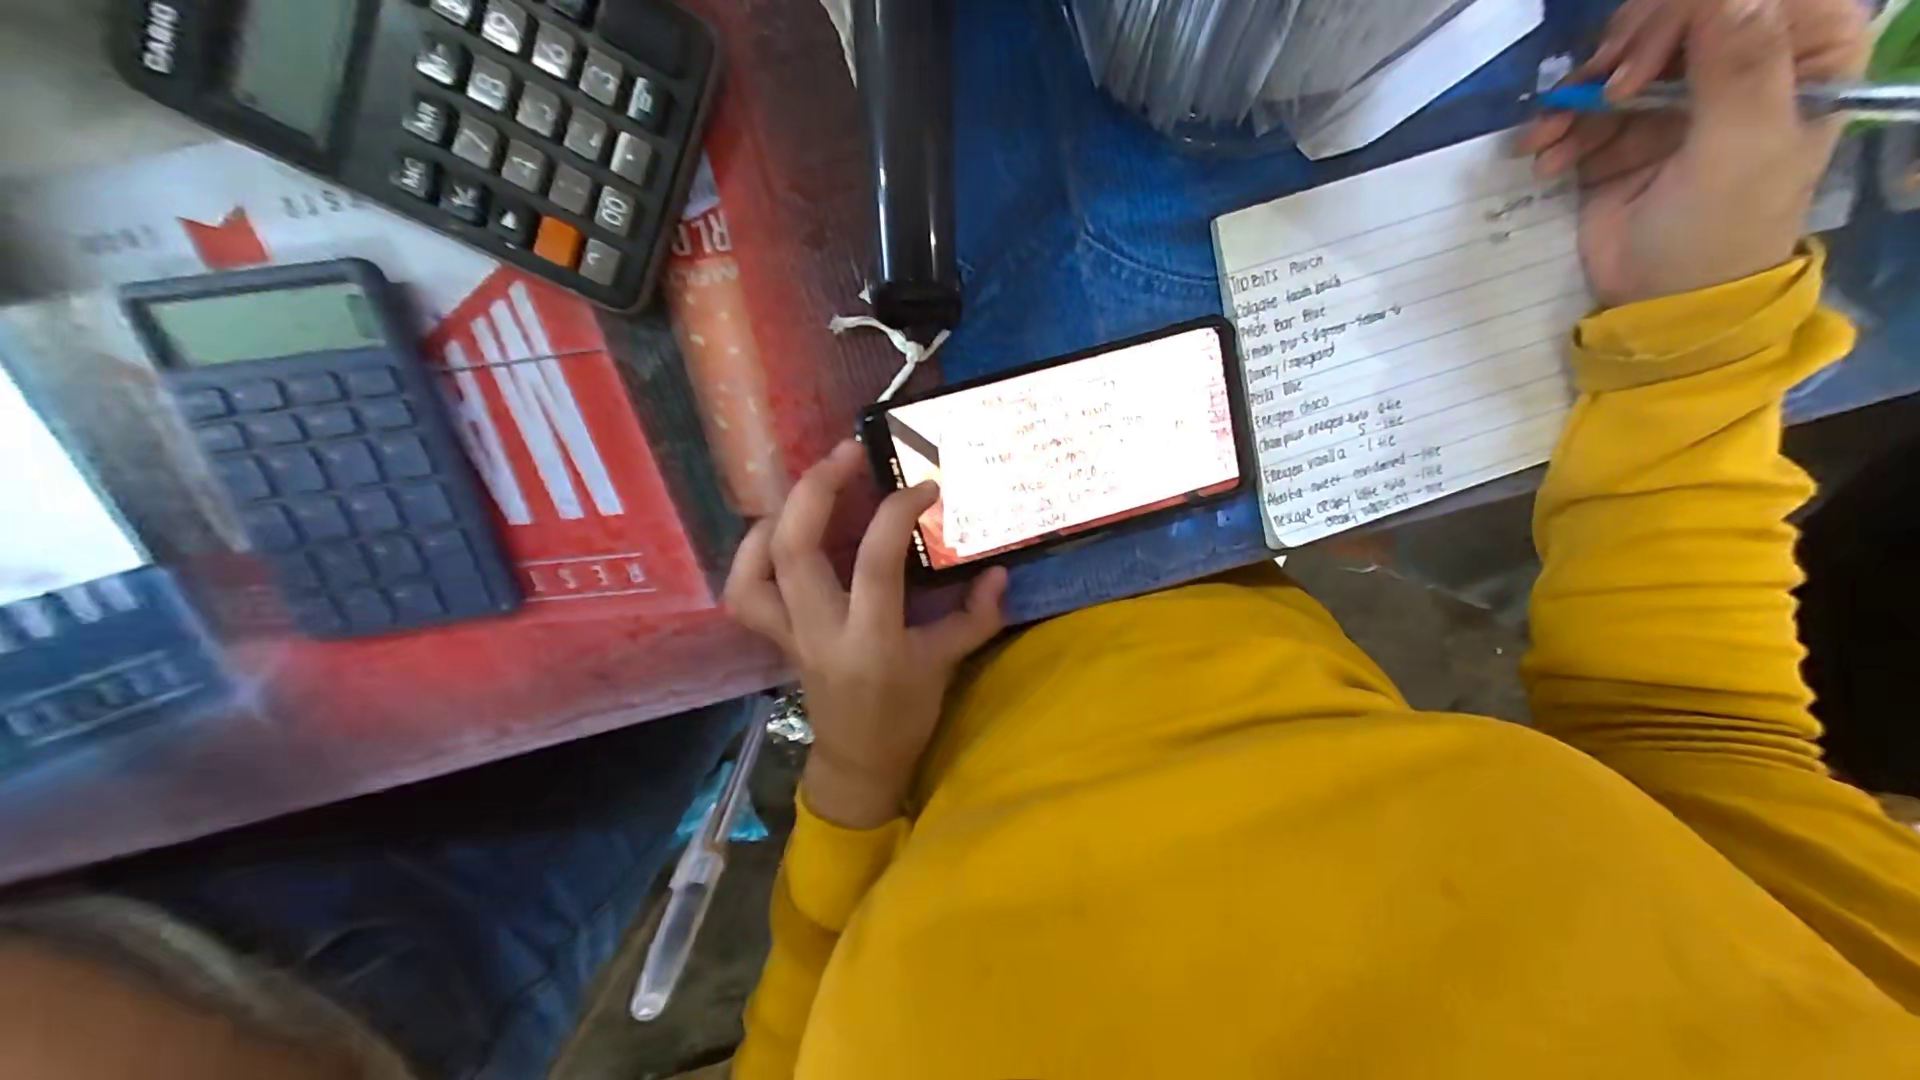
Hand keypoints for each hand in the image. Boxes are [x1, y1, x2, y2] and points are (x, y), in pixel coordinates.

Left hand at [724, 440, 1008, 828]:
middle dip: (817, 489)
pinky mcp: (775, 635)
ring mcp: (790, 634)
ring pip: (758, 567)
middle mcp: (821, 632)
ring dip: (780, 514)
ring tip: (813, 484)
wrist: (858, 759)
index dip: (896, 513)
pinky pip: (744, 591)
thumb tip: (999, 571)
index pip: (875, 563)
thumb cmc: (907, 712)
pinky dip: (751, 552)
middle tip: (848, 453)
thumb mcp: (949, 663)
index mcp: (872, 642)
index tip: (924, 487)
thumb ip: (977, 616)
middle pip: (796, 549)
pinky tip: (779, 528)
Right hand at [1519, 0, 1868, 306]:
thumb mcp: (1740, 144)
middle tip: (1596, 94)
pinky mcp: (1618, 139)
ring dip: (1575, 98)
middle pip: (1678, 19)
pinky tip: (1544, 157)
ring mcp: (1671, 104)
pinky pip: (1582, 112)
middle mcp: (1736, 67)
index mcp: (1800, 53)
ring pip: (1620, 63)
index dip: (1689, 15)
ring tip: (1546, 139)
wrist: (1660, 296)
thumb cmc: (1718, 225)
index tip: (1634, 69)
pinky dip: (1556, 129)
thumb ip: (1739, 66)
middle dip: (1624, 51)